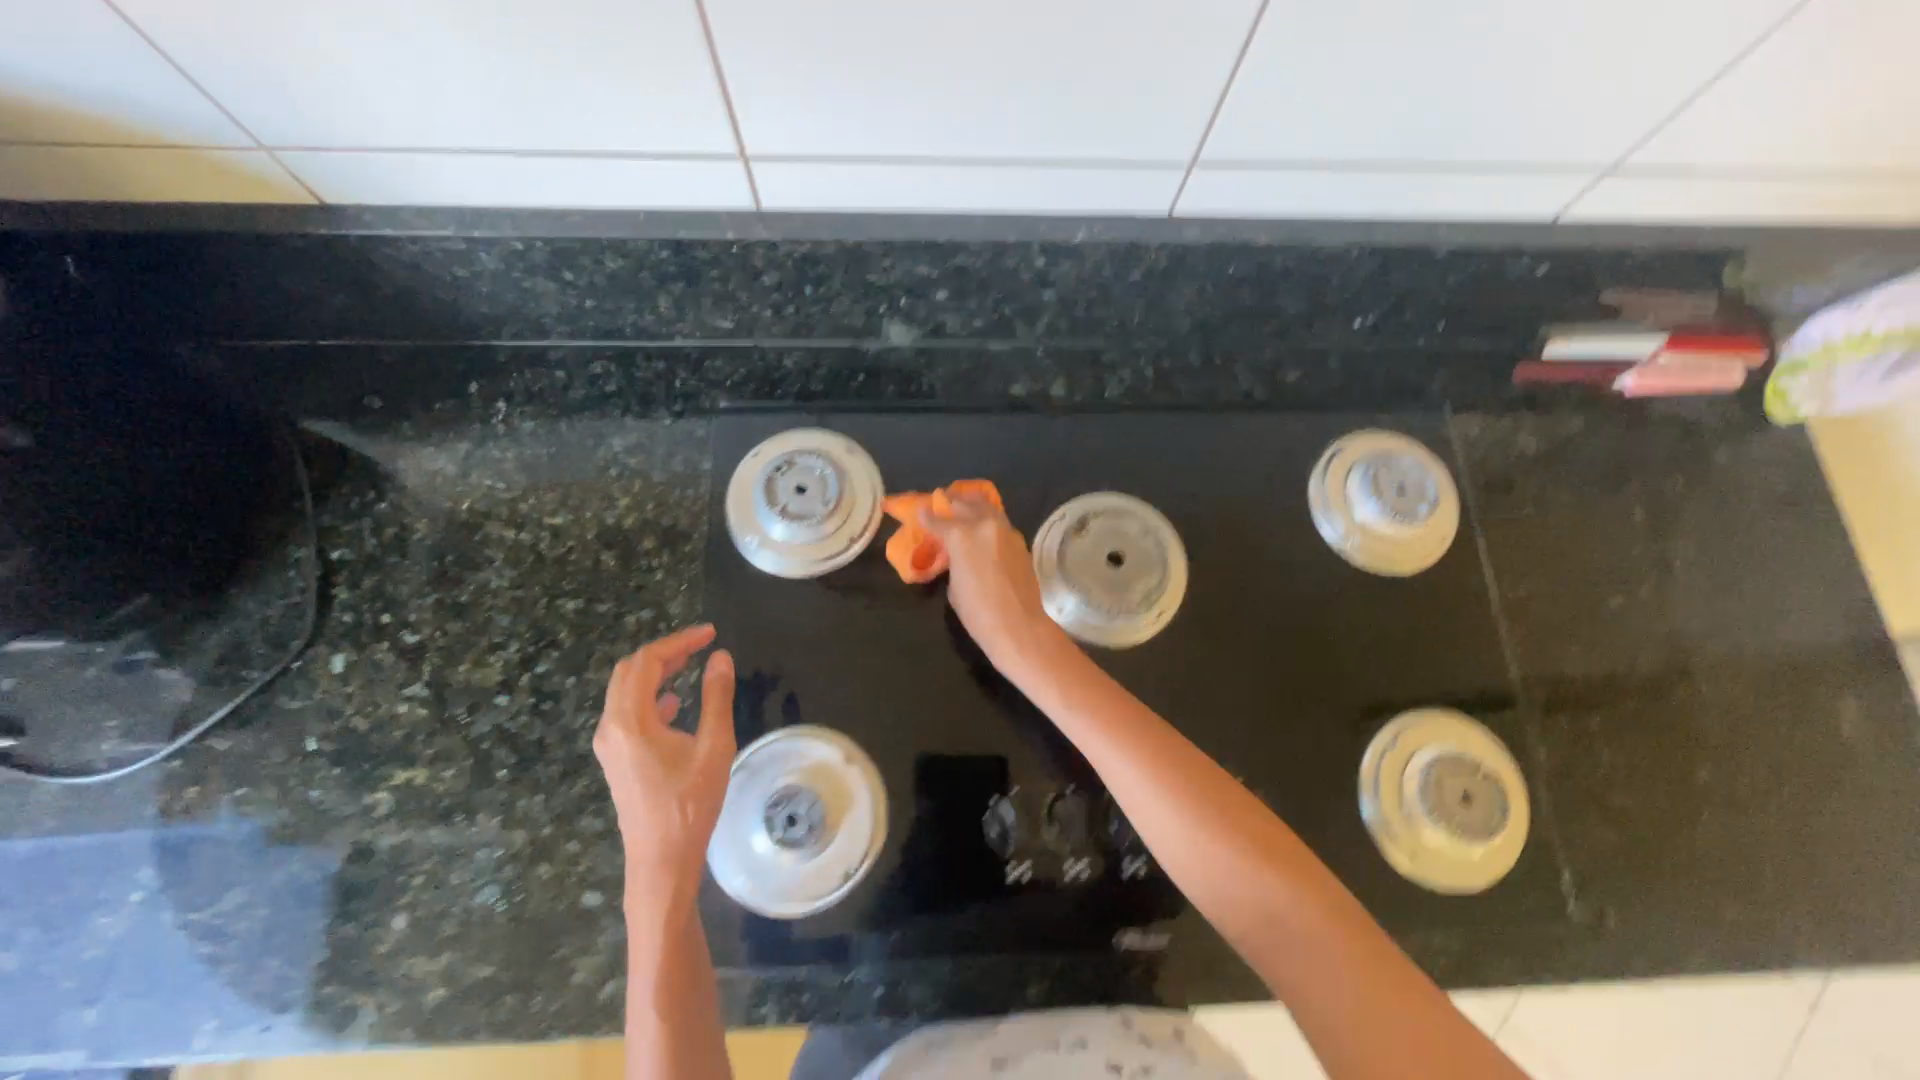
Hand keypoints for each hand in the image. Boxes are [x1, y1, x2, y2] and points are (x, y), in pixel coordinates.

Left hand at [594, 625, 735, 895]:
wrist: (661, 859)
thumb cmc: (689, 804)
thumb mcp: (713, 747)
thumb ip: (715, 697)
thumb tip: (719, 657)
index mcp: (630, 721)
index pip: (647, 662)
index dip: (679, 642)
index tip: (710, 633)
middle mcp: (610, 727)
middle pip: (629, 672)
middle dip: (664, 653)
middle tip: (699, 646)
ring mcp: (609, 744)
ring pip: (625, 691)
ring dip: (656, 673)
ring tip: (690, 666)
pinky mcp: (615, 758)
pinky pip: (627, 712)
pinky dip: (650, 696)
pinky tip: (675, 704)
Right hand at [921, 495, 1062, 666]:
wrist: (1018, 625)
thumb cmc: (977, 612)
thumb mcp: (954, 585)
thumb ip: (953, 560)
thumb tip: (956, 554)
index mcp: (961, 535)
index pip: (938, 520)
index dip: (926, 517)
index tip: (920, 511)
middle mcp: (984, 524)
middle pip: (964, 504)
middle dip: (951, 503)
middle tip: (943, 502)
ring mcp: (1005, 530)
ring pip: (986, 507)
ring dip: (973, 505)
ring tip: (964, 505)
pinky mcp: (1020, 541)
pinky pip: (1000, 523)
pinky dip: (989, 520)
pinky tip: (984, 527)